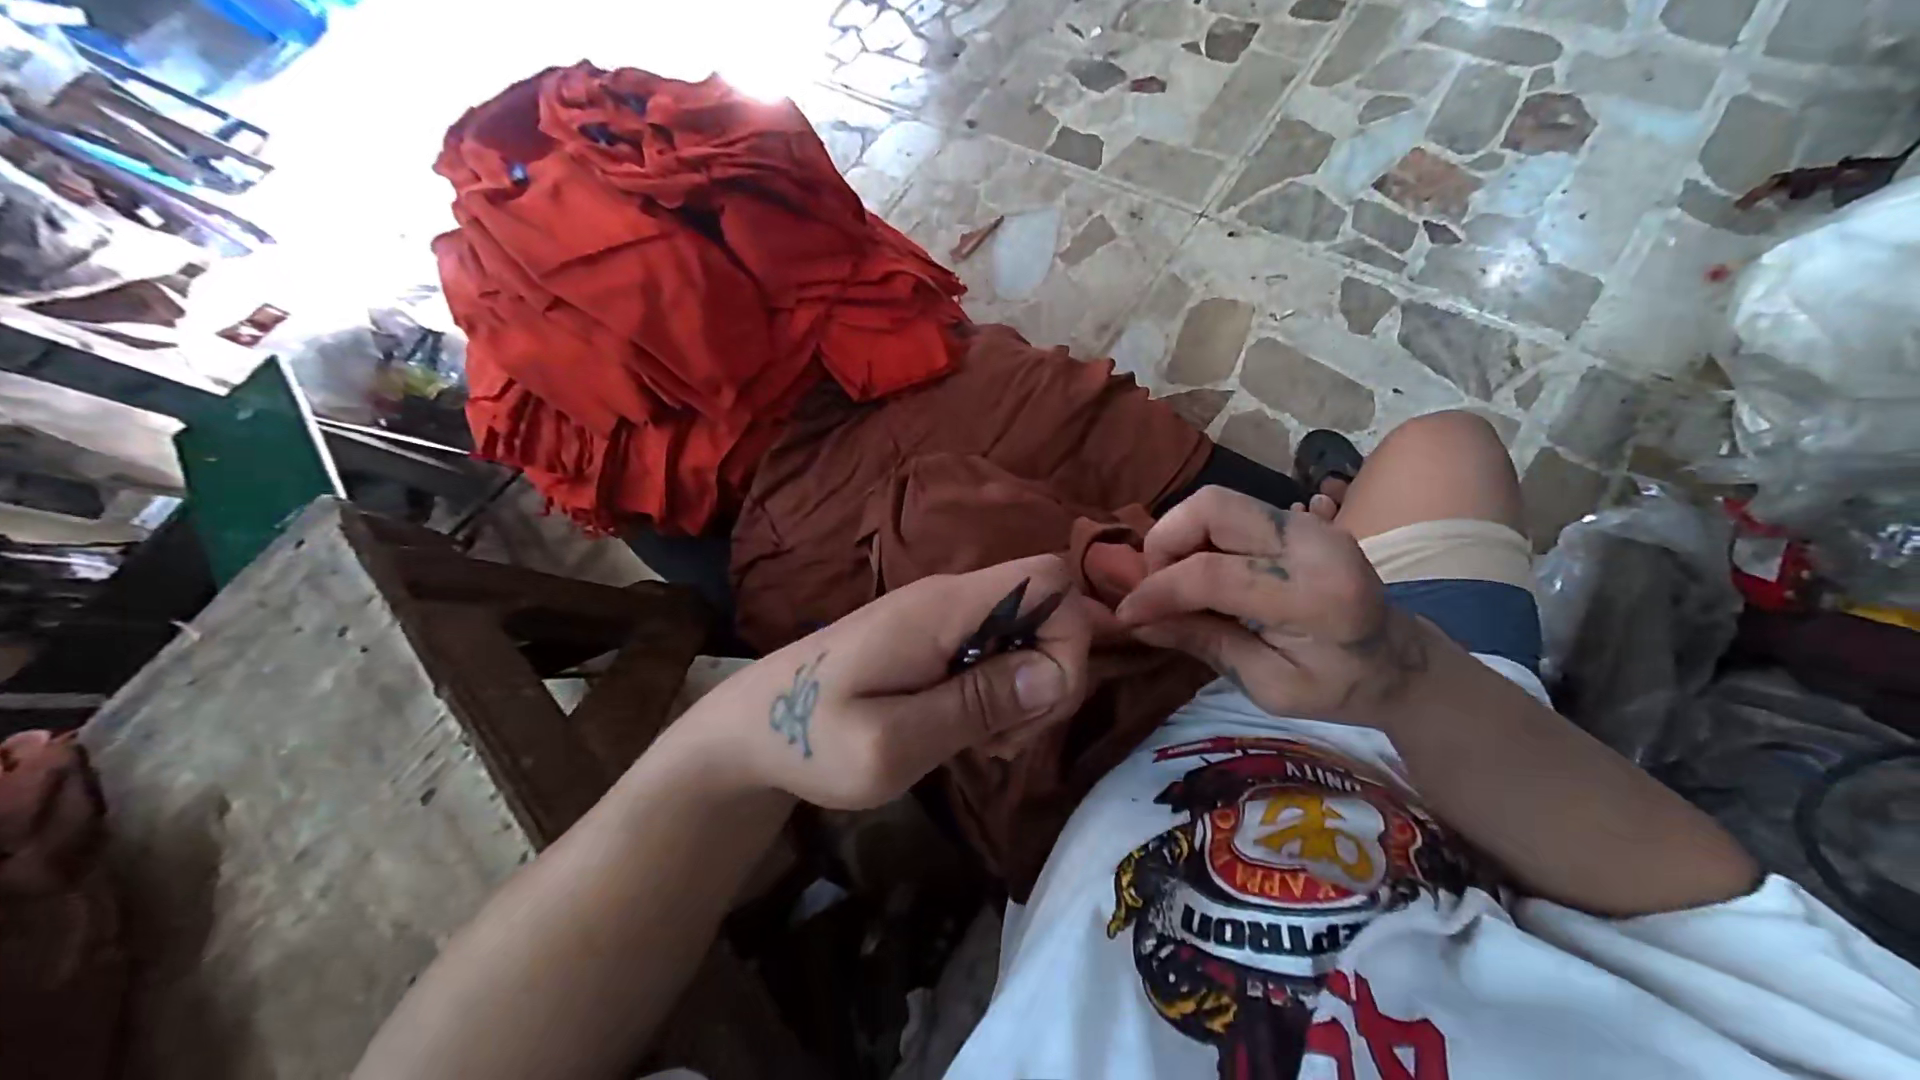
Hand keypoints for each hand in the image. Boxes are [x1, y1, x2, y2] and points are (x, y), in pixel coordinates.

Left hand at [672, 555, 1105, 809]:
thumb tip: (1056, 672)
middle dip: (1050, 678)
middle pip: (1047, 608)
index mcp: (942, 607)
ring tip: (983, 745)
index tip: (1038, 705)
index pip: (1049, 578)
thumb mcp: (890, 743)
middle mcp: (950, 598)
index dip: (1069, 636)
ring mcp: (943, 617)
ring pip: (1027, 635)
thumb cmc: (810, 738)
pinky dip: (1002, 696)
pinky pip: (998, 653)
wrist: (754, 727)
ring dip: (1026, 694)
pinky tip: (969, 734)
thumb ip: (973, 706)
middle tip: (1006, 739)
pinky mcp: (935, 640)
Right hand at [1115, 486, 1434, 725]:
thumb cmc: (1340, 687)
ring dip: (1178, 535)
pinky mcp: (1299, 517)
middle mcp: (1314, 542)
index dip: (1157, 592)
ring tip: (1173, 579)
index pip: (1212, 574)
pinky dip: (1198, 534)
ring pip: (1215, 500)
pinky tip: (1196, 569)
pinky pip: (1230, 510)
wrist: (1400, 660)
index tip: (1128, 615)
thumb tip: (1140, 623)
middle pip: (1211, 507)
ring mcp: (1309, 521)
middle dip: (1164, 542)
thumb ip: (1206, 644)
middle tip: (1154, 585)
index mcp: (1316, 596)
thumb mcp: (1270, 686)